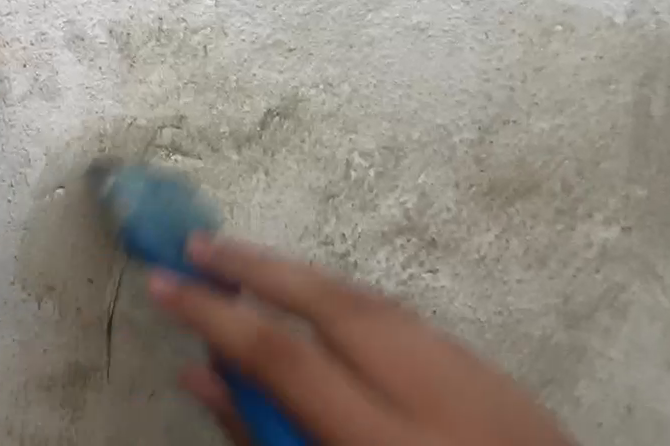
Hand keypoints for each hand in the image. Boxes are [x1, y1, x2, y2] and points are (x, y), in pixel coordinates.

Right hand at [151, 236, 575, 445]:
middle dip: (256, 267)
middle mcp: (444, 404)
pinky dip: (352, 303)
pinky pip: (410, 324)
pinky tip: (320, 301)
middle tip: (195, 244)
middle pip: (333, 305)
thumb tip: (196, 374)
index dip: (211, 312)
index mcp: (389, 444)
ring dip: (301, 277)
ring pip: (375, 303)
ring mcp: (487, 389)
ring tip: (244, 262)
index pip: (281, 355)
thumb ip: (263, 437)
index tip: (158, 280)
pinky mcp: (511, 386)